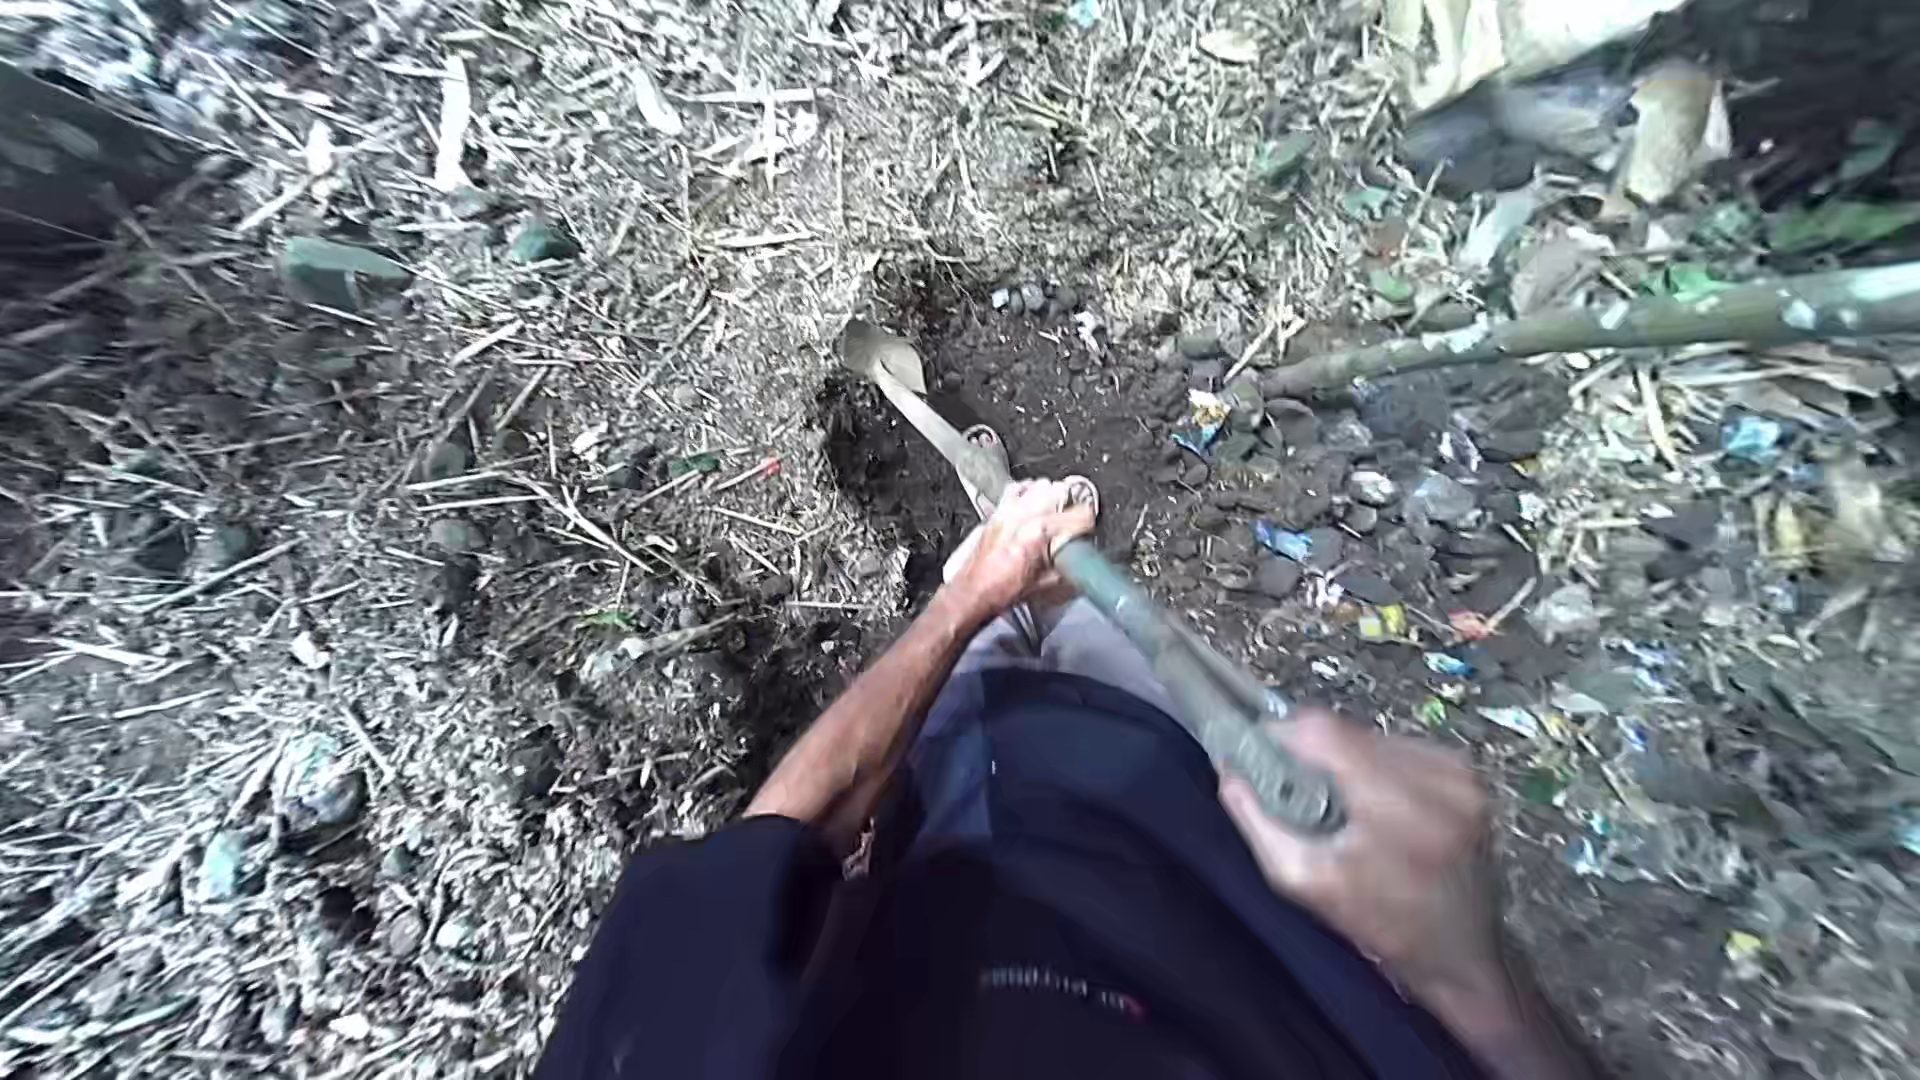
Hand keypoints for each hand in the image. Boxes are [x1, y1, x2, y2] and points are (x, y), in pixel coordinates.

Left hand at [944, 479, 1095, 618]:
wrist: (975, 590)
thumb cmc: (1004, 589)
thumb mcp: (1048, 582)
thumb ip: (1069, 564)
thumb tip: (1082, 554)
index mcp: (1040, 533)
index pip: (1080, 514)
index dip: (1088, 524)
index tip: (1086, 531)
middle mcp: (1024, 515)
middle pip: (1062, 491)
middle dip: (1071, 506)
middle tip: (1070, 522)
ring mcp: (1009, 509)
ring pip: (1041, 485)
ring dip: (1051, 496)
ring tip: (1052, 512)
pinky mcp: (998, 510)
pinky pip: (1018, 487)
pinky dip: (1028, 492)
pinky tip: (1031, 504)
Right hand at [1218, 710, 1505, 1005]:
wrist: (1463, 956)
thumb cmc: (1378, 921)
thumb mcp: (1298, 877)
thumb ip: (1253, 817)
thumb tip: (1227, 765)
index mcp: (1399, 806)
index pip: (1323, 729)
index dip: (1282, 732)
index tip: (1262, 751)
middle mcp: (1437, 778)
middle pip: (1341, 728)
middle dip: (1309, 748)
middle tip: (1297, 782)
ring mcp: (1458, 773)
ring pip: (1364, 731)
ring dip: (1339, 753)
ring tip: (1336, 794)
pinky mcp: (1464, 772)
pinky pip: (1391, 742)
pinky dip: (1368, 759)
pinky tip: (1369, 795)